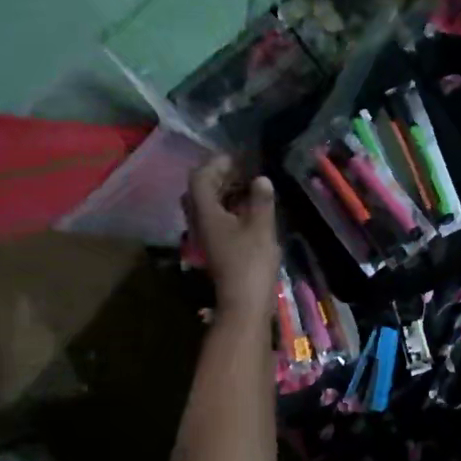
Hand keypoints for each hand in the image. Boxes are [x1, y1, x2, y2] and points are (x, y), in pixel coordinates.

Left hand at [186, 155, 278, 319]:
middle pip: (200, 191)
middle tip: (244, 169)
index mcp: (205, 213)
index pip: (200, 178)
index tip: (238, 158)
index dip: (216, 163)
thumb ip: (260, 200)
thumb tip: (261, 179)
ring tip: (250, 186)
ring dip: (225, 192)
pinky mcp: (216, 248)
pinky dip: (229, 208)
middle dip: (219, 176)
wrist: (245, 303)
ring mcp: (206, 237)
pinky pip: (216, 219)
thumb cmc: (251, 262)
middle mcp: (199, 222)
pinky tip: (249, 209)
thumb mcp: (261, 227)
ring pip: (208, 206)